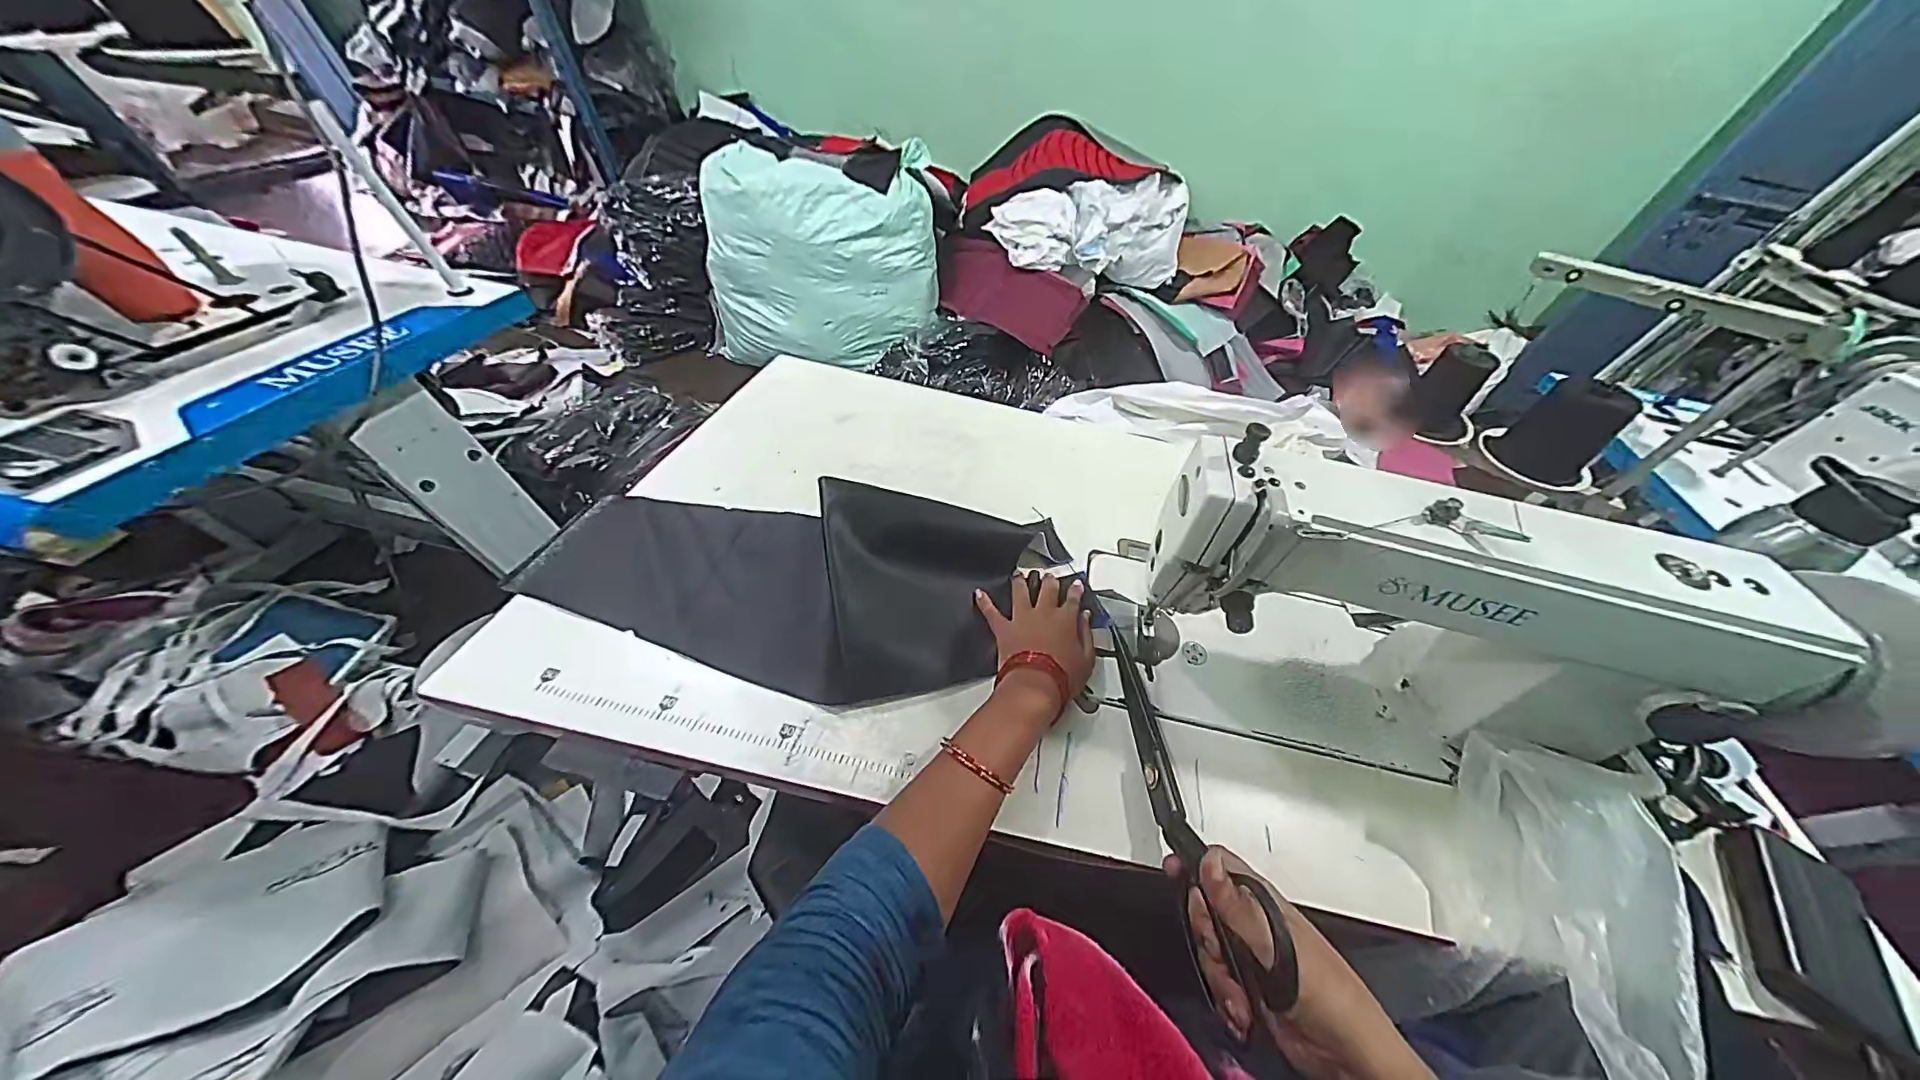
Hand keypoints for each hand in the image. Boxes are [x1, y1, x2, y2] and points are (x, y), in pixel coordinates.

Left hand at [974, 571, 1094, 715]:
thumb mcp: (1087, 659)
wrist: (1034, 685)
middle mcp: (1043, 613)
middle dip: (1049, 580)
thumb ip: (1086, 635)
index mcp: (1066, 619)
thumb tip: (1086, 620)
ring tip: (1020, 576)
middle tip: (1049, 576)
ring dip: (1020, 581)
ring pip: (1020, 591)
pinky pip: (991, 612)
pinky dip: (984, 602)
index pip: (1073, 598)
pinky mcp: (1004, 629)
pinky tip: (979, 594)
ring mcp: (1022, 618)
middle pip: (1047, 588)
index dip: (1076, 589)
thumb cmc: (1061, 676)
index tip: (1076, 585)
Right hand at [1166, 847, 1431, 1079]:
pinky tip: (1244, 1009)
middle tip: (1222, 949)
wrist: (1347, 1056)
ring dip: (1219, 977)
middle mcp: (1253, 925)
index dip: (1193, 865)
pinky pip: (1215, 983)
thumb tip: (1209, 860)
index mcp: (1262, 902)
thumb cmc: (1331, 995)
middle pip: (1202, 910)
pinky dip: (1225, 1000)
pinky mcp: (1246, 987)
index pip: (1217, 866)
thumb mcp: (1275, 942)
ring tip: (1242, 993)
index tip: (1173, 869)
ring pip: (1206, 951)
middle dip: (1206, 936)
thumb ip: (1236, 902)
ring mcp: (1249, 956)